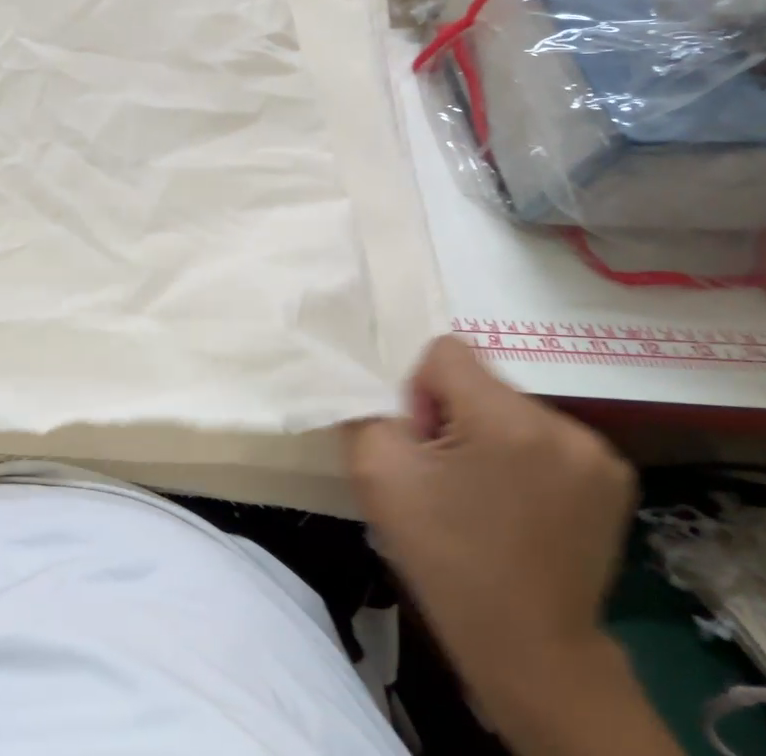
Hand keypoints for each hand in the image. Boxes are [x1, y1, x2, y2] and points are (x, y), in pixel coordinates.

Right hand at [348, 337, 654, 753]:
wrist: (522, 636)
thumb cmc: (439, 550)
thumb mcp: (375, 470)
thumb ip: (373, 409)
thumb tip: (391, 392)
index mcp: (507, 420)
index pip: (447, 351)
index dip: (417, 390)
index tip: (418, 441)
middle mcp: (566, 427)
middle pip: (483, 383)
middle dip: (452, 415)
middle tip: (439, 475)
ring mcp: (600, 457)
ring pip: (514, 413)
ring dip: (487, 438)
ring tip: (476, 494)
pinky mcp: (615, 483)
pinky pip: (548, 443)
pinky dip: (521, 461)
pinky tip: (512, 505)